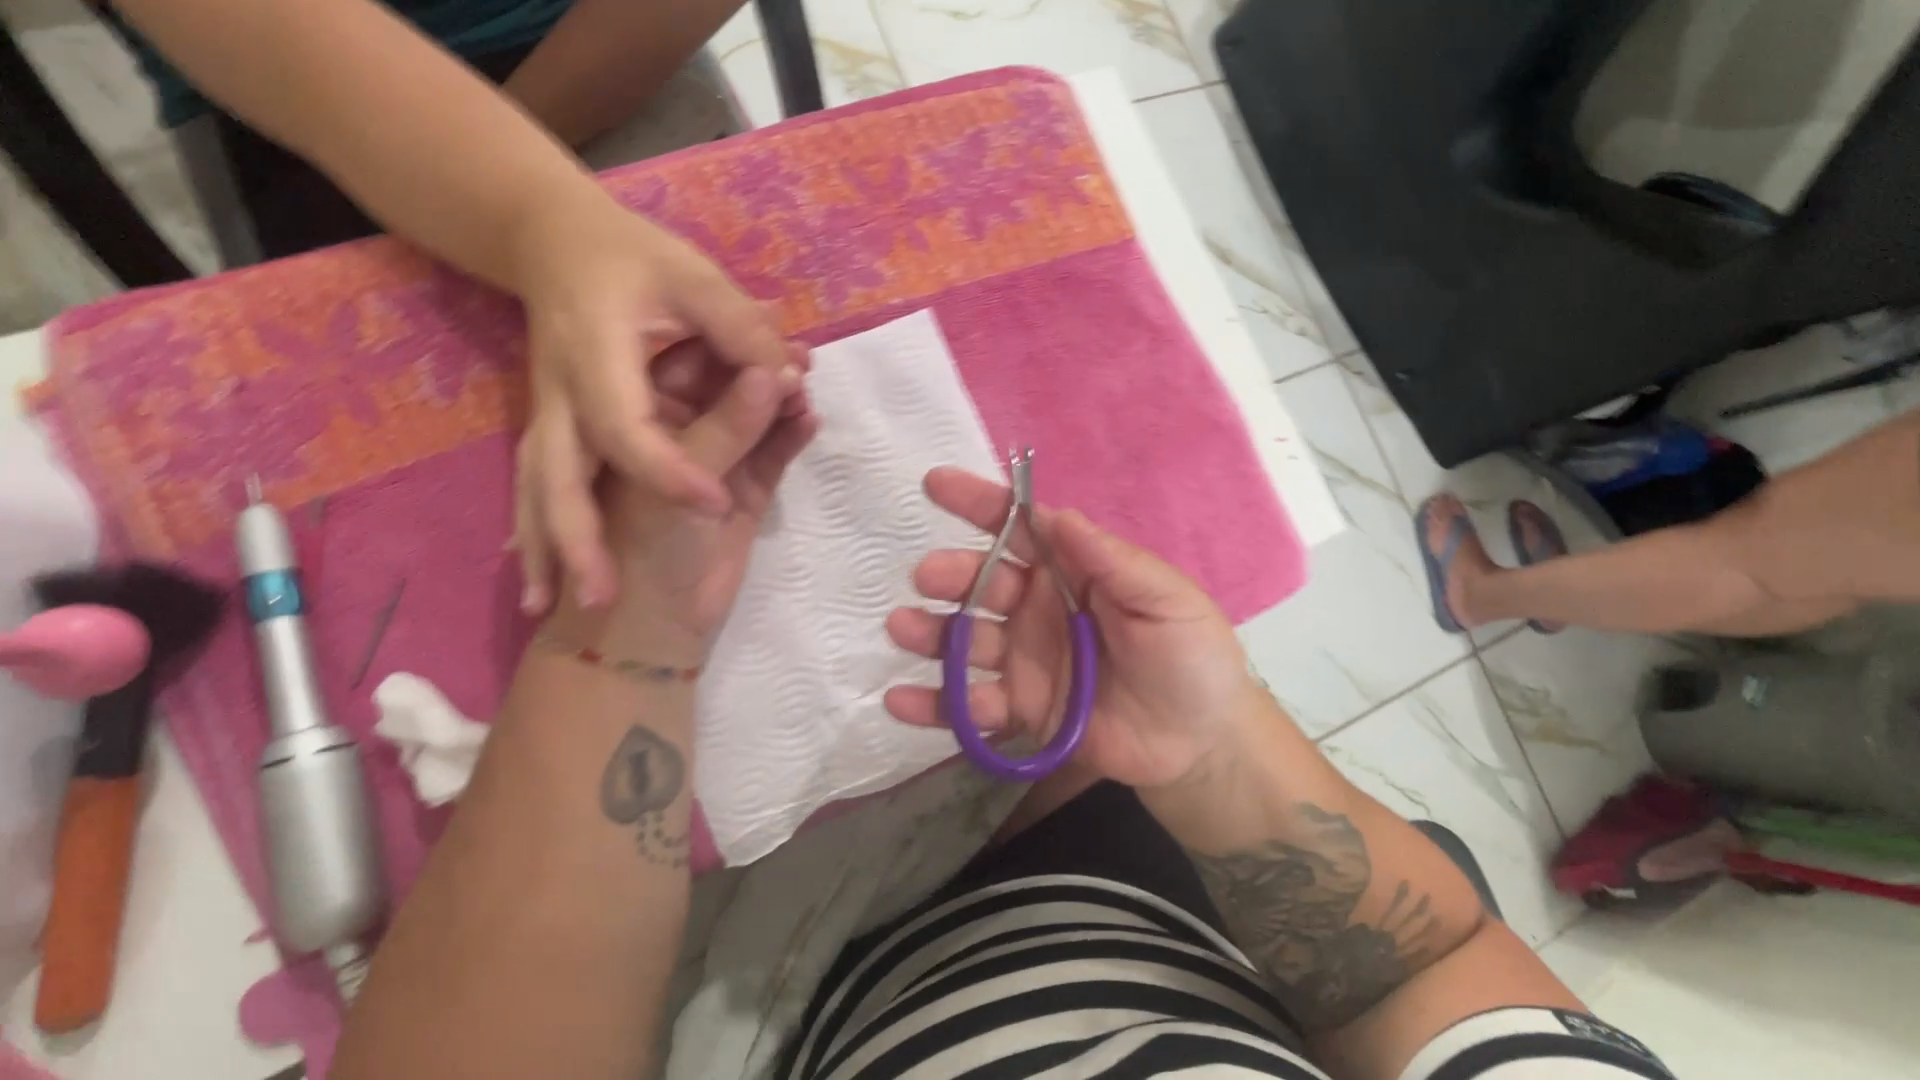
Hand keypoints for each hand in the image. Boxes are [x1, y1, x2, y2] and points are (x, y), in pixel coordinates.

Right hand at [508, 194, 801, 615]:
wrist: (545, 238)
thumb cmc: (626, 255)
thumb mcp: (690, 281)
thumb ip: (738, 332)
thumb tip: (791, 376)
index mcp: (597, 361)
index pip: (629, 427)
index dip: (672, 470)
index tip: (712, 503)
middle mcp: (568, 400)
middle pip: (558, 479)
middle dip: (573, 540)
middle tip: (595, 599)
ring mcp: (554, 419)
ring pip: (539, 492)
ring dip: (547, 550)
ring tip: (545, 608)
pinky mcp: (558, 430)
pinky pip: (540, 485)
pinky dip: (534, 532)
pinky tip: (533, 580)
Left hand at [546, 358, 816, 665]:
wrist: (654, 625)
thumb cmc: (640, 544)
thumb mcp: (672, 478)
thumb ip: (724, 427)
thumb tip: (772, 373)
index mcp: (633, 413)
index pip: (687, 364)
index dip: (728, 347)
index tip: (769, 331)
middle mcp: (675, 428)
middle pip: (727, 387)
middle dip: (764, 373)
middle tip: (804, 358)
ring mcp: (716, 459)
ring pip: (754, 417)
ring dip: (782, 403)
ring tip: (811, 388)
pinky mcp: (748, 488)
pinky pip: (773, 452)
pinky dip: (791, 436)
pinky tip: (811, 419)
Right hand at [883, 468, 1271, 789]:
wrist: (1201, 743)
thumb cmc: (1192, 657)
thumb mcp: (1165, 600)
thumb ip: (1112, 561)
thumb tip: (1055, 514)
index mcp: (1071, 573)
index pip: (1020, 530)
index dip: (980, 505)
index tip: (937, 485)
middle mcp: (1037, 610)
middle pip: (983, 584)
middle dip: (952, 575)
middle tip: (929, 576)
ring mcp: (1023, 661)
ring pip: (965, 641)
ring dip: (930, 634)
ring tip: (904, 629)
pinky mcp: (1020, 711)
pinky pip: (969, 705)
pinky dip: (933, 705)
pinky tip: (899, 700)